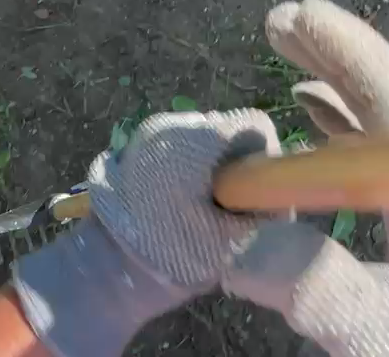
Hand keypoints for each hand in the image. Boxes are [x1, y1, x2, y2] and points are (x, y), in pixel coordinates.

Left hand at [11, 109, 278, 356]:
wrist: (106, 266)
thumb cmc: (171, 252)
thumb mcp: (229, 241)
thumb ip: (261, 212)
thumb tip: (281, 198)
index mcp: (200, 139)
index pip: (253, 126)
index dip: (264, 156)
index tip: (260, 189)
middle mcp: (176, 123)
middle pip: (226, 130)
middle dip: (236, 161)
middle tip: (234, 201)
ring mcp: (153, 131)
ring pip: (201, 136)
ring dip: (210, 162)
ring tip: (205, 203)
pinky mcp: (138, 144)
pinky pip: (178, 145)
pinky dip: (187, 164)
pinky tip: (180, 198)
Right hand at [226, 0, 388, 356]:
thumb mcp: (383, 331)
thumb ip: (314, 284)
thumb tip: (240, 245)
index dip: (342, 47)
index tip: (296, 12)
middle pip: (388, 95)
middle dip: (333, 55)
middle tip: (279, 22)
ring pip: (385, 122)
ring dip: (336, 87)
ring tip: (289, 59)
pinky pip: (383, 155)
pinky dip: (344, 130)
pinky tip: (315, 122)